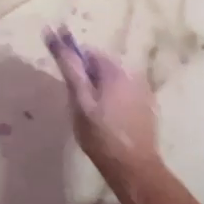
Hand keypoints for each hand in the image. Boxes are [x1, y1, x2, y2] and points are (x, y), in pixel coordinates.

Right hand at [43, 26, 159, 170]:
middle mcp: (133, 74)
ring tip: (91, 114)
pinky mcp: (147, 107)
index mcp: (115, 70)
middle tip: (76, 102)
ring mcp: (143, 91)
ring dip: (100, 89)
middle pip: (102, 66)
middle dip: (87, 78)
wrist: (134, 167)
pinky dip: (113, 100)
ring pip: (113, 81)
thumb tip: (56, 37)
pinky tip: (108, 120)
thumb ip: (70, 69)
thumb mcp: (80, 102)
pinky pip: (124, 94)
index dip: (73, 64)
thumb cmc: (101, 136)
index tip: (66, 82)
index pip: (88, 53)